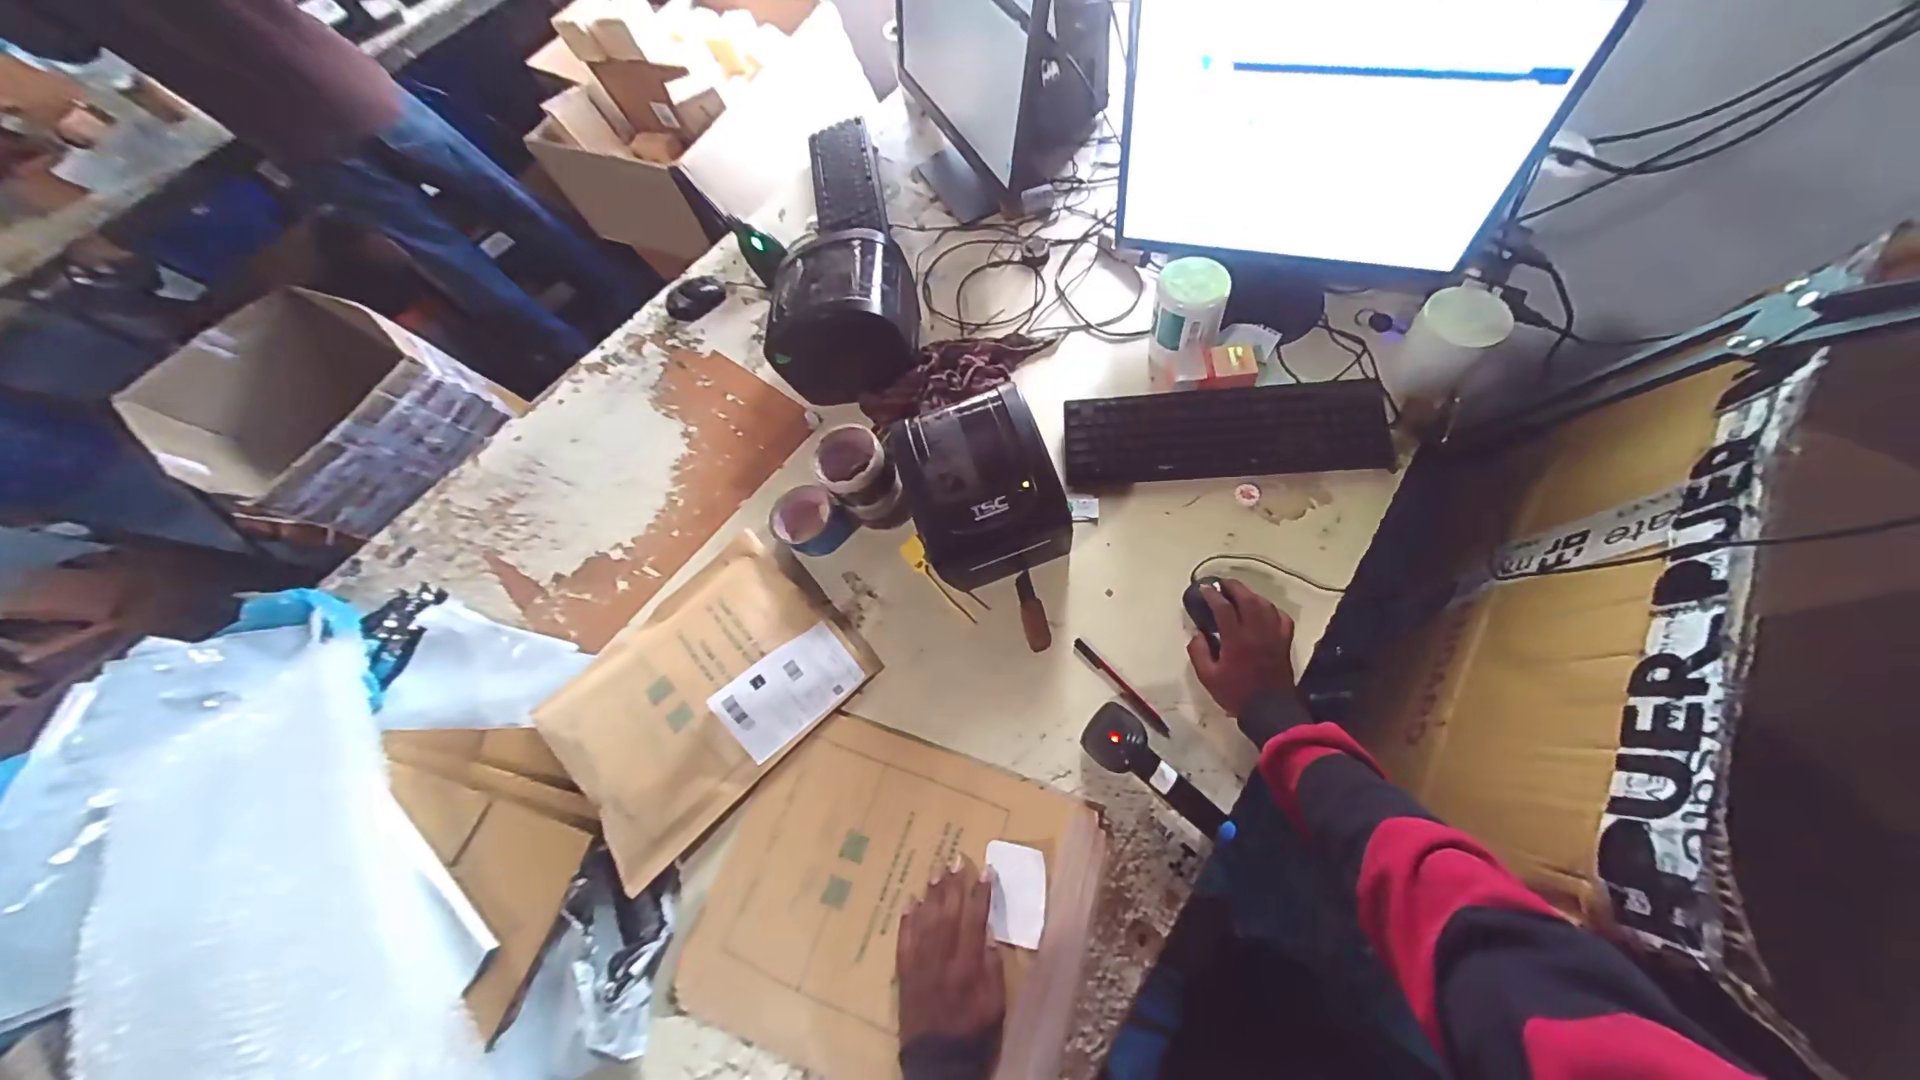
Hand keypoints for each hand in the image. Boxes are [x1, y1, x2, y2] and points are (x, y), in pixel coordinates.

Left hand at [897, 857, 1004, 1044]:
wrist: (937, 1066)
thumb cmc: (973, 1036)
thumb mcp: (995, 1006)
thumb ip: (992, 968)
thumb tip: (988, 932)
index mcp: (967, 966)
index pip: (975, 919)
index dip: (980, 892)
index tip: (985, 870)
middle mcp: (941, 959)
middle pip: (948, 912)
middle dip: (953, 883)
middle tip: (956, 857)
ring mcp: (919, 964)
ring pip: (925, 919)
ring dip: (931, 892)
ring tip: (936, 869)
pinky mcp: (904, 973)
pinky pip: (904, 938)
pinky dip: (907, 917)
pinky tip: (910, 899)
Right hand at [1186, 578, 1298, 715]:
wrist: (1270, 710)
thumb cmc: (1235, 693)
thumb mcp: (1207, 676)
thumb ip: (1198, 651)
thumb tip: (1198, 634)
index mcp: (1236, 639)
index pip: (1223, 608)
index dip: (1212, 595)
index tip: (1204, 588)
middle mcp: (1257, 631)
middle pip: (1247, 599)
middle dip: (1233, 587)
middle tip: (1222, 584)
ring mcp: (1274, 635)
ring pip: (1265, 605)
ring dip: (1251, 594)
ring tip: (1240, 593)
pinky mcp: (1285, 642)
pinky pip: (1281, 617)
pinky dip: (1271, 609)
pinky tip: (1264, 610)